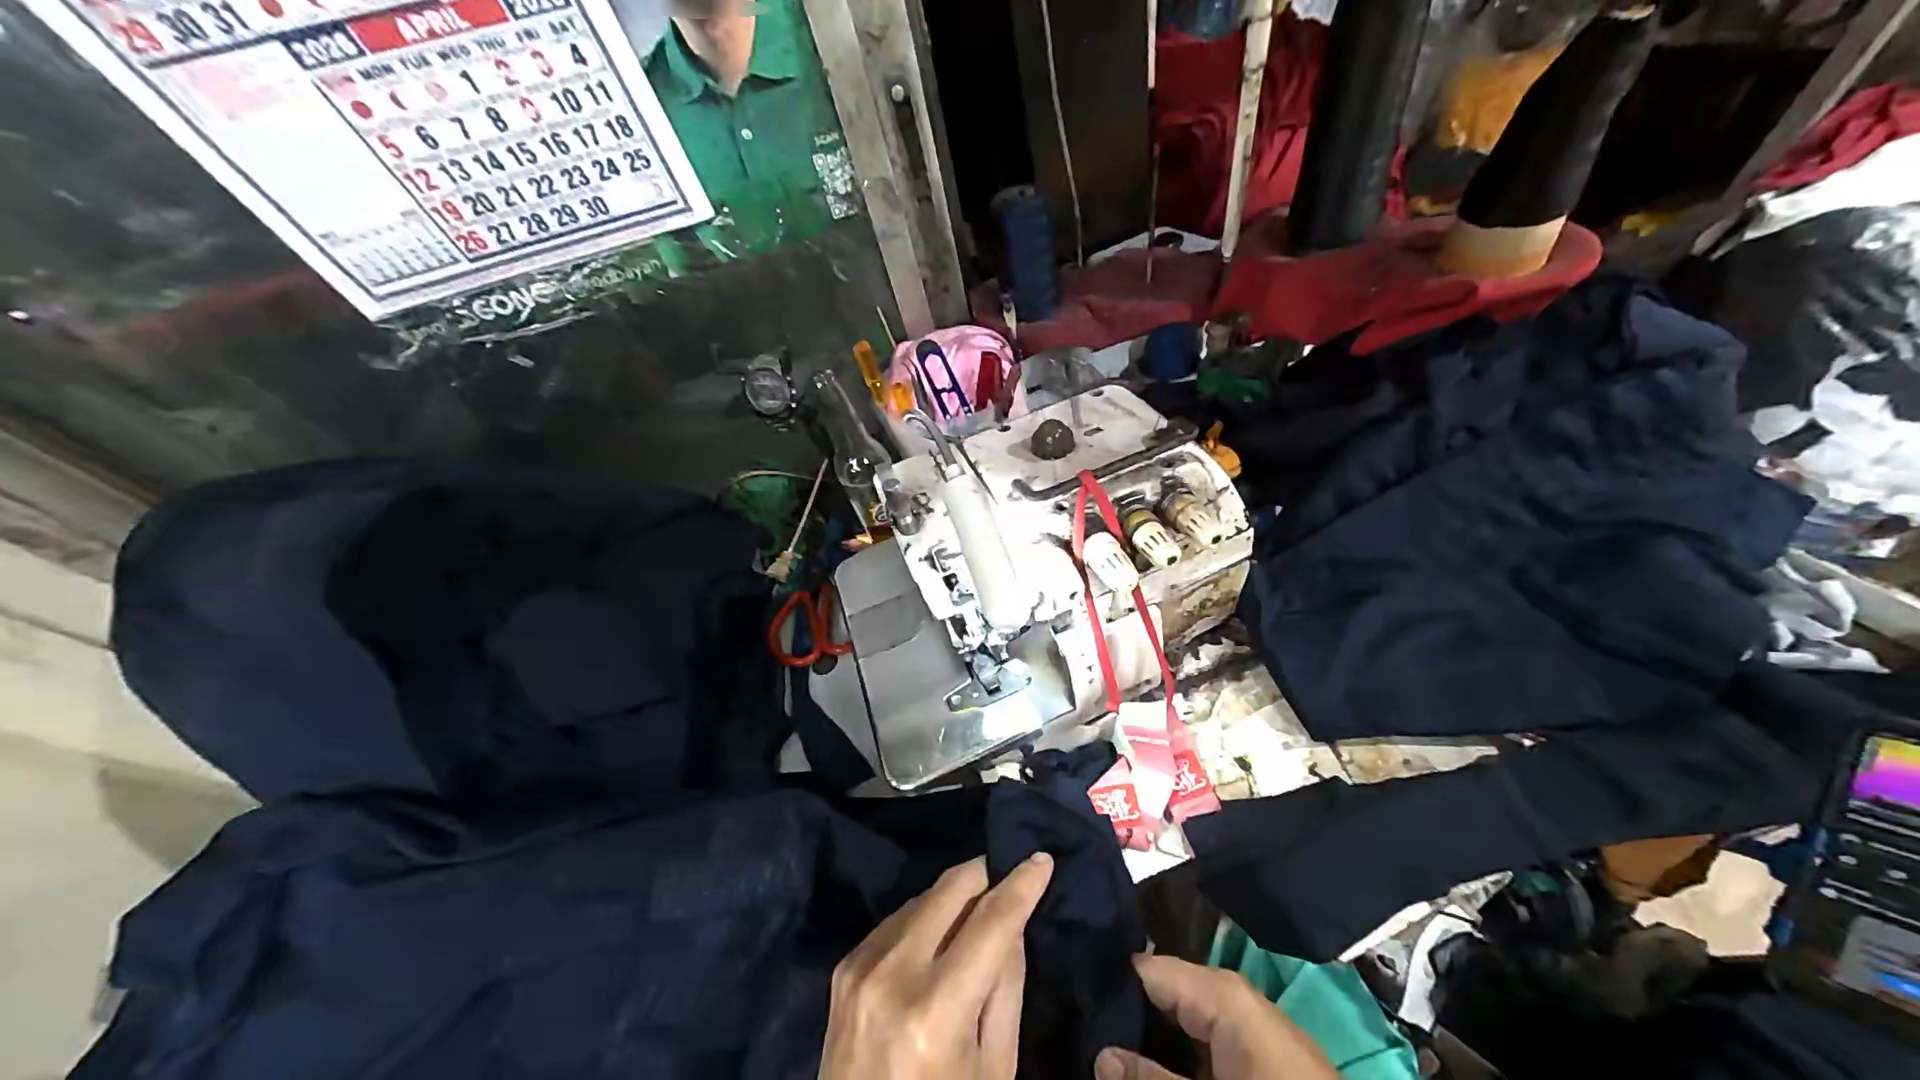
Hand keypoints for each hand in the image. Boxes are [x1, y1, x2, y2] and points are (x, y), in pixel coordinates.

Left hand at [818, 853, 1053, 1079]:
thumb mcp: (994, 1067)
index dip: (1020, 885)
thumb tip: (1013, 919)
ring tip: (978, 913)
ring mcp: (861, 966)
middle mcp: (893, 974)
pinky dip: (926, 917)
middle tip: (1010, 875)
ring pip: (923, 897)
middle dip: (985, 873)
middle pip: (950, 888)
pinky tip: (940, 936)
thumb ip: (1007, 985)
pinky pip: (897, 919)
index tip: (1042, 858)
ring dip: (956, 896)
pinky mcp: (844, 965)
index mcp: (936, 1011)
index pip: (990, 923)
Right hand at [1095, 954, 1343, 1079]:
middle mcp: (1231, 996)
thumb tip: (1099, 1056)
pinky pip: (1204, 1039)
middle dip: (1126, 1013)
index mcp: (1219, 992)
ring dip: (1151, 1037)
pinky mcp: (1258, 1054)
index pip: (1145, 966)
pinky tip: (1153, 1066)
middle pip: (1162, 990)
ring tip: (1108, 1050)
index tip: (1071, 996)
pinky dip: (1179, 1051)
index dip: (1107, 983)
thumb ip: (1150, 1078)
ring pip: (1182, 1018)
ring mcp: (1247, 1025)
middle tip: (1084, 1029)